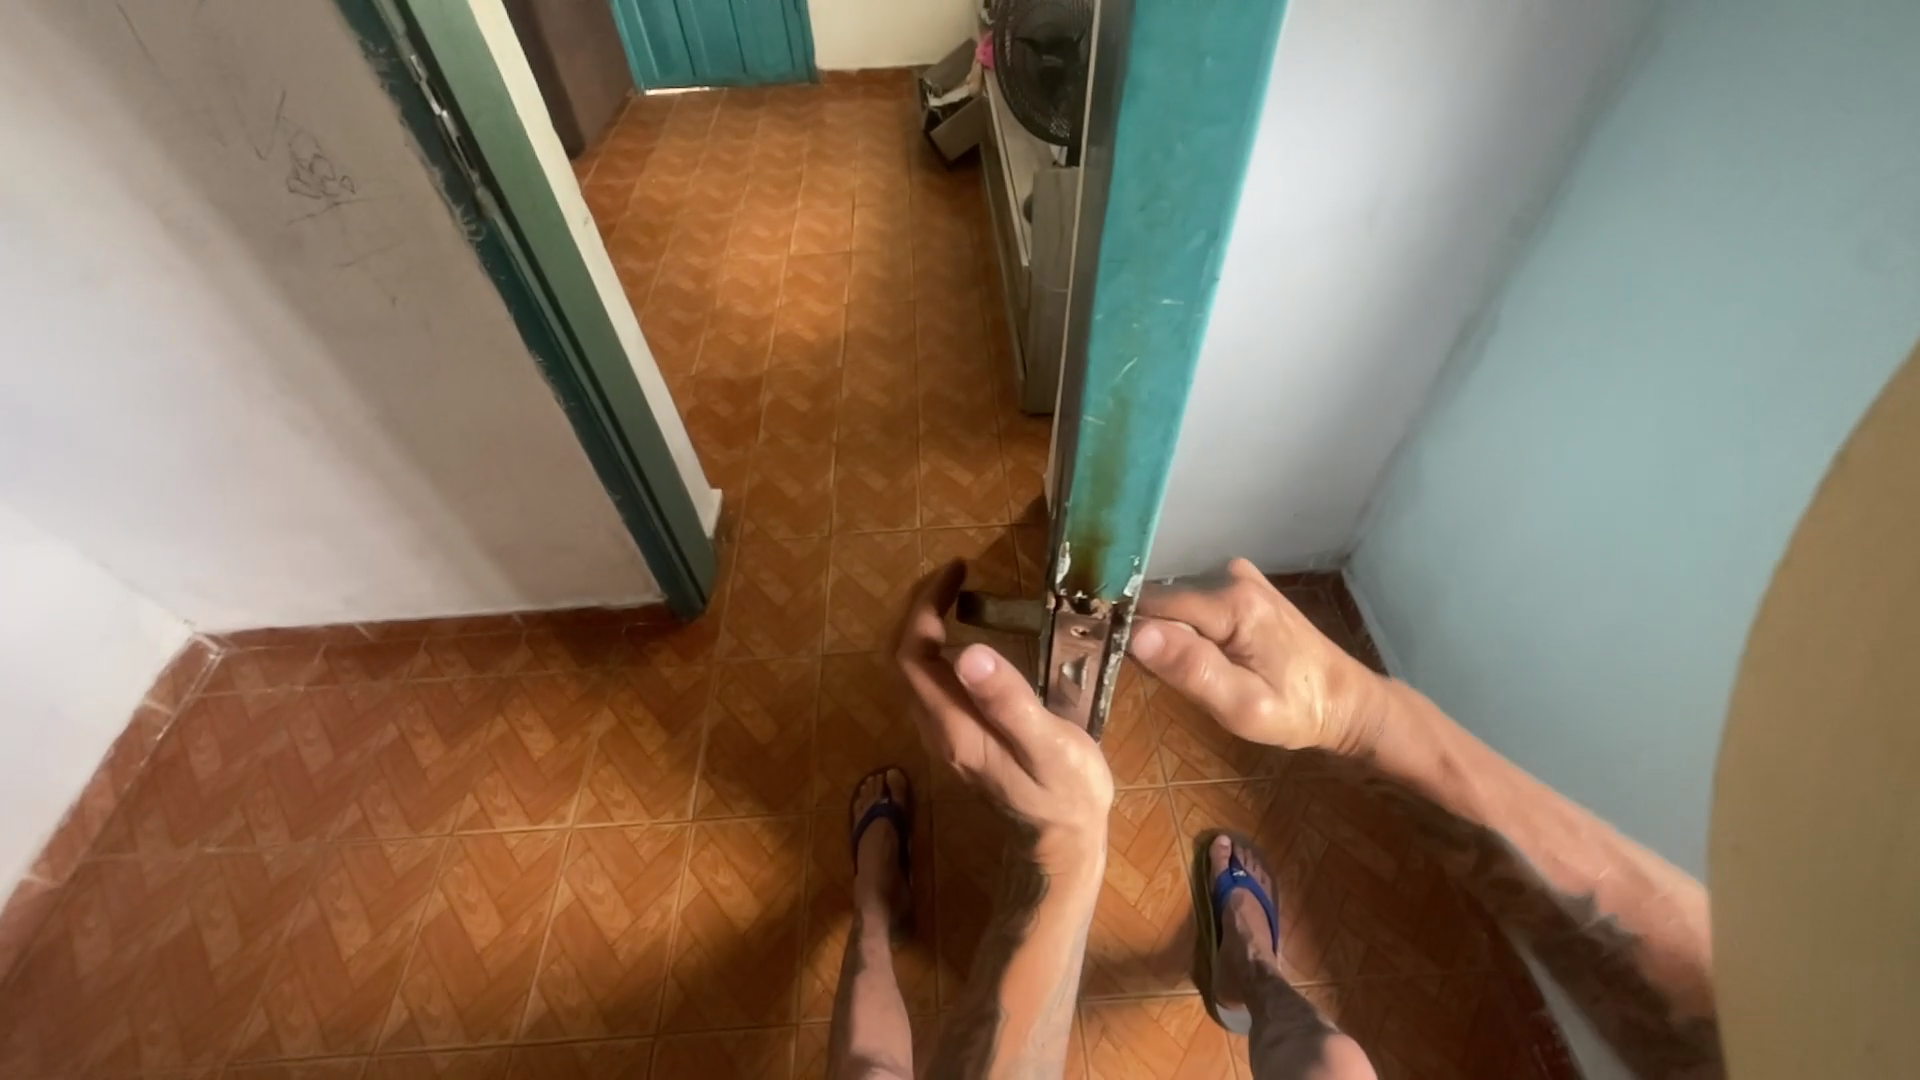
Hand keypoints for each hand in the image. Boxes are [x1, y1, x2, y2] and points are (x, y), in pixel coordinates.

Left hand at [893, 560, 1114, 874]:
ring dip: (924, 623)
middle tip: (955, 574)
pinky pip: (928, 679)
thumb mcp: (1048, 746)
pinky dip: (936, 644)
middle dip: (920, 607)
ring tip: (957, 592)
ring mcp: (942, 734)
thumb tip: (968, 652)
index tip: (957, 571)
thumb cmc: (1066, 791)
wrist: (1061, 842)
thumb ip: (1009, 702)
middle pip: (903, 657)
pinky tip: (964, 632)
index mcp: (954, 726)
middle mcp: (936, 728)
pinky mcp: (955, 735)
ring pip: (912, 668)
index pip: (913, 654)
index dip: (924, 606)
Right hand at [1127, 558, 1386, 756]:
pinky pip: (1187, 600)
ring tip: (1194, 671)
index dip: (1136, 636)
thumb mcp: (1243, 707)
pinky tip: (1205, 654)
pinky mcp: (1235, 581)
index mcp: (1232, 601)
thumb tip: (1137, 634)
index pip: (1151, 606)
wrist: (1345, 699)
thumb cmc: (1297, 712)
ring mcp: (1234, 573)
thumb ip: (1191, 670)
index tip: (1143, 671)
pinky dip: (1184, 627)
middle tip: (1174, 680)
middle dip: (1154, 638)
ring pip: (1169, 601)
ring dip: (1168, 635)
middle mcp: (1229, 573)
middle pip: (1159, 601)